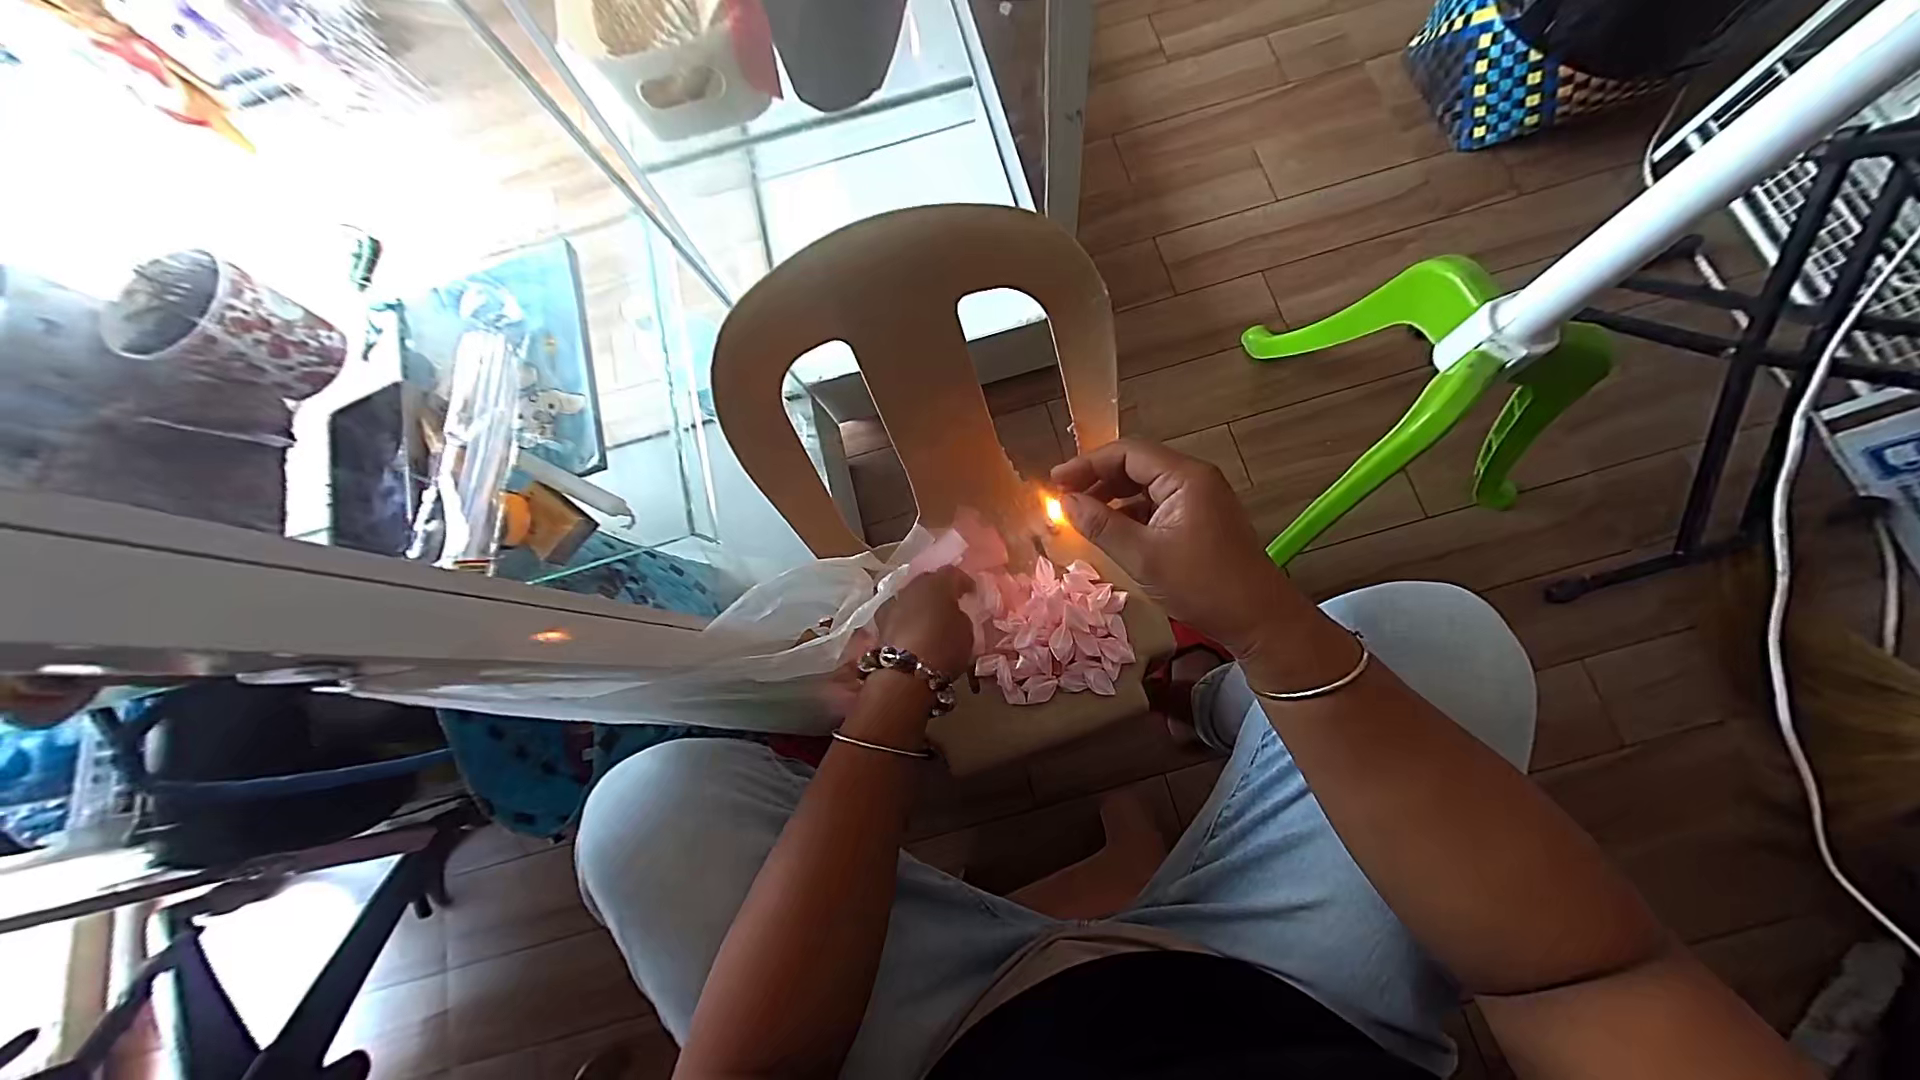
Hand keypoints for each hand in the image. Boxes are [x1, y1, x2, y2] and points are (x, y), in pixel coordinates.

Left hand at [874, 566, 974, 676]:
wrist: (904, 672)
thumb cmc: (943, 646)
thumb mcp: (966, 631)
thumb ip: (960, 616)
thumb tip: (954, 614)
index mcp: (937, 582)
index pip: (953, 573)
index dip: (964, 582)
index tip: (971, 593)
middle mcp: (912, 586)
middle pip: (928, 582)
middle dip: (939, 591)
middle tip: (950, 604)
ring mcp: (893, 603)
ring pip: (910, 597)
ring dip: (920, 604)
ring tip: (930, 619)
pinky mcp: (880, 623)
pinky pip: (898, 614)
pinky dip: (906, 619)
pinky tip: (912, 630)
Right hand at [1050, 438, 1310, 658]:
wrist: (1258, 619)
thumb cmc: (1202, 585)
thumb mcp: (1143, 556)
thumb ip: (1101, 525)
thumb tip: (1065, 502)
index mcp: (1185, 477)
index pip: (1127, 453)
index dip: (1087, 464)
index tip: (1055, 482)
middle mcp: (1194, 478)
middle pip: (1136, 464)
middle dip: (1097, 479)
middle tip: (1063, 499)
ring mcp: (1200, 498)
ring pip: (1145, 485)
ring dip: (1112, 497)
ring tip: (1081, 515)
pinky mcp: (1200, 518)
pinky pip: (1157, 504)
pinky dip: (1130, 513)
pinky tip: (1111, 530)